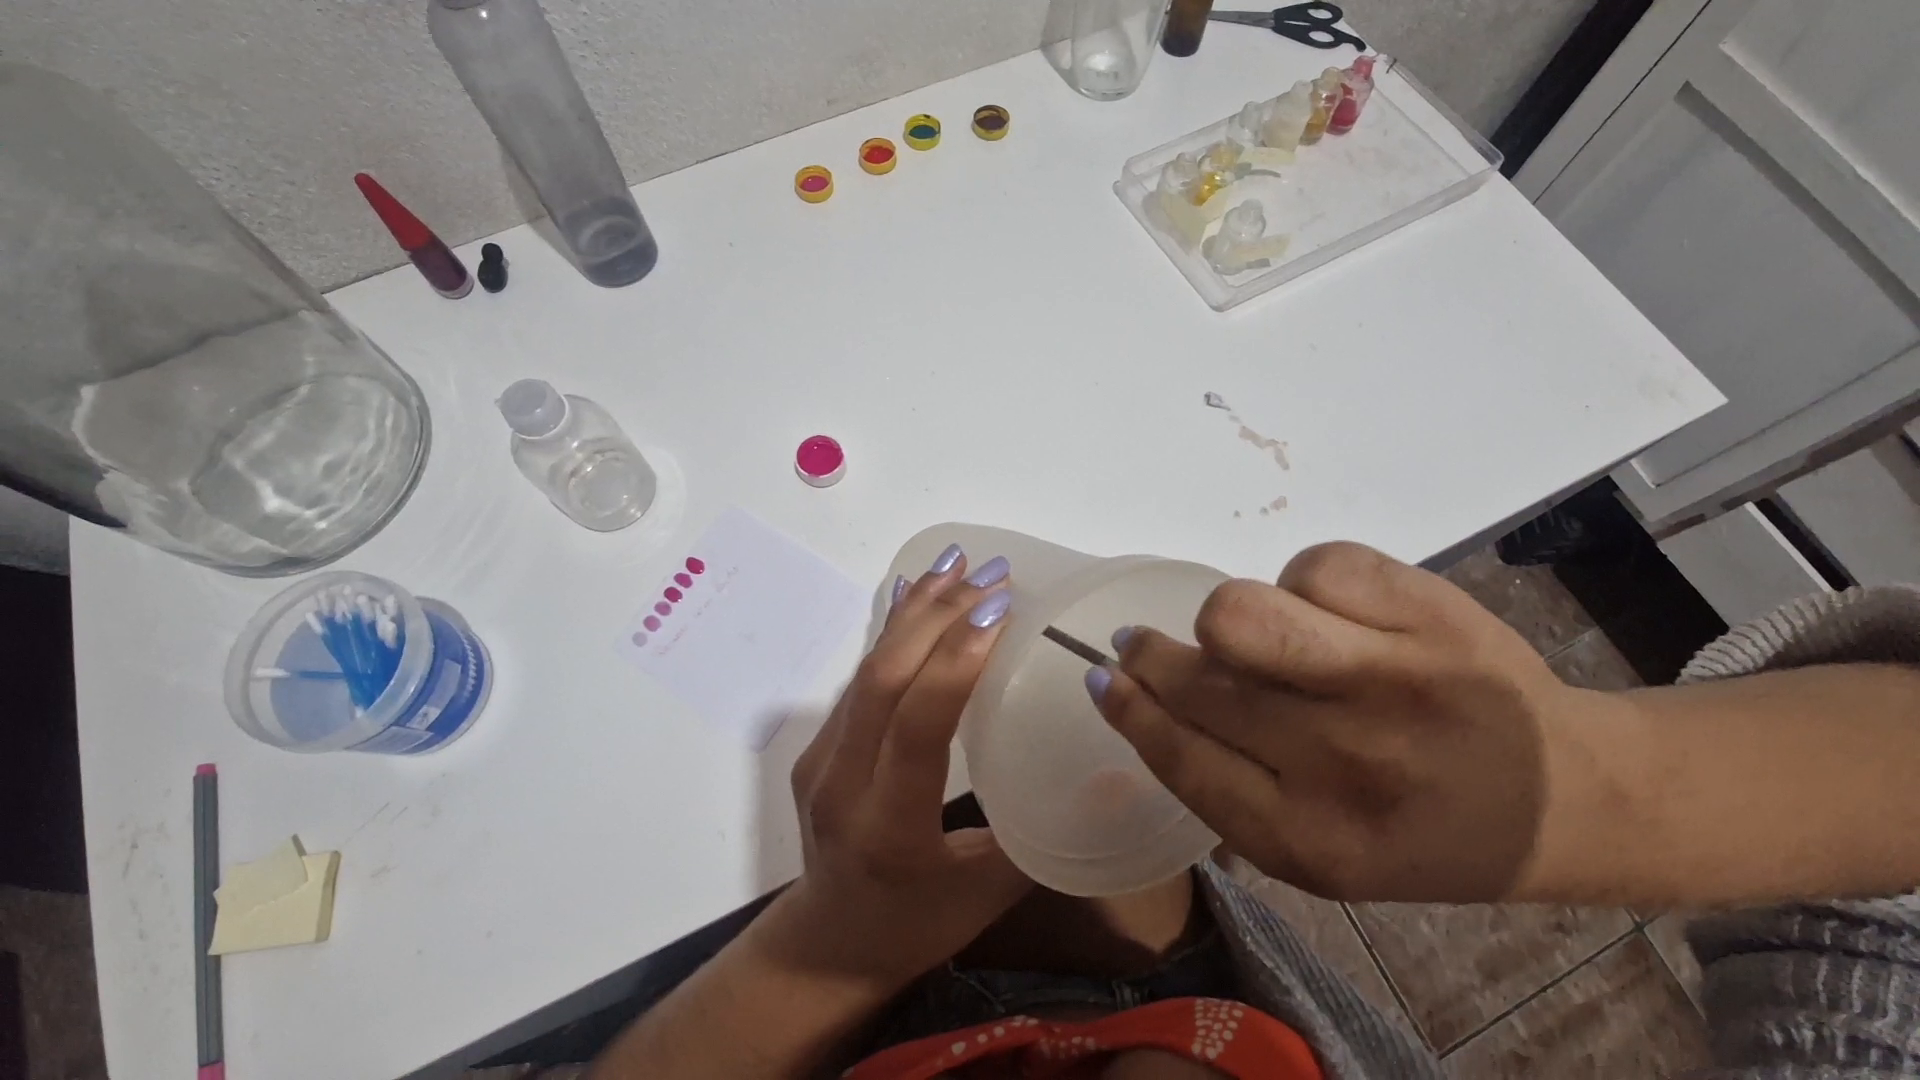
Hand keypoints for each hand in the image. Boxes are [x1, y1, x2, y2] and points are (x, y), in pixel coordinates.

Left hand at [770, 545, 1032, 991]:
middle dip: (939, 615)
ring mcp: (820, 760)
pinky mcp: (816, 746)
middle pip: (883, 680)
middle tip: (995, 574)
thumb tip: (1119, 774)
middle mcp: (842, 784)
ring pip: (865, 671)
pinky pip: (857, 679)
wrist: (826, 946)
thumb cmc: (919, 926)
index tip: (1002, 609)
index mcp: (890, 828)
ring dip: (914, 612)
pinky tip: (918, 593)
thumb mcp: (991, 893)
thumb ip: (1047, 832)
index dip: (956, 661)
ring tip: (959, 562)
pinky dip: (891, 631)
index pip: (917, 726)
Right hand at [1085, 541, 1618, 902]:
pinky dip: (1304, 584)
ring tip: (1248, 632)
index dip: (1131, 708)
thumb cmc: (1418, 827)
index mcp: (1309, 840)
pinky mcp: (1430, 613)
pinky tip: (1330, 615)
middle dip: (1152, 655)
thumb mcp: (1316, 846)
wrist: (1565, 797)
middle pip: (1201, 680)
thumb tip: (1133, 691)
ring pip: (1241, 611)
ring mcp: (1392, 681)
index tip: (1104, 677)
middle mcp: (1346, 764)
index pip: (1181, 755)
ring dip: (1226, 619)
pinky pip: (1312, 565)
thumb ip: (1225, 785)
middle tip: (1141, 642)